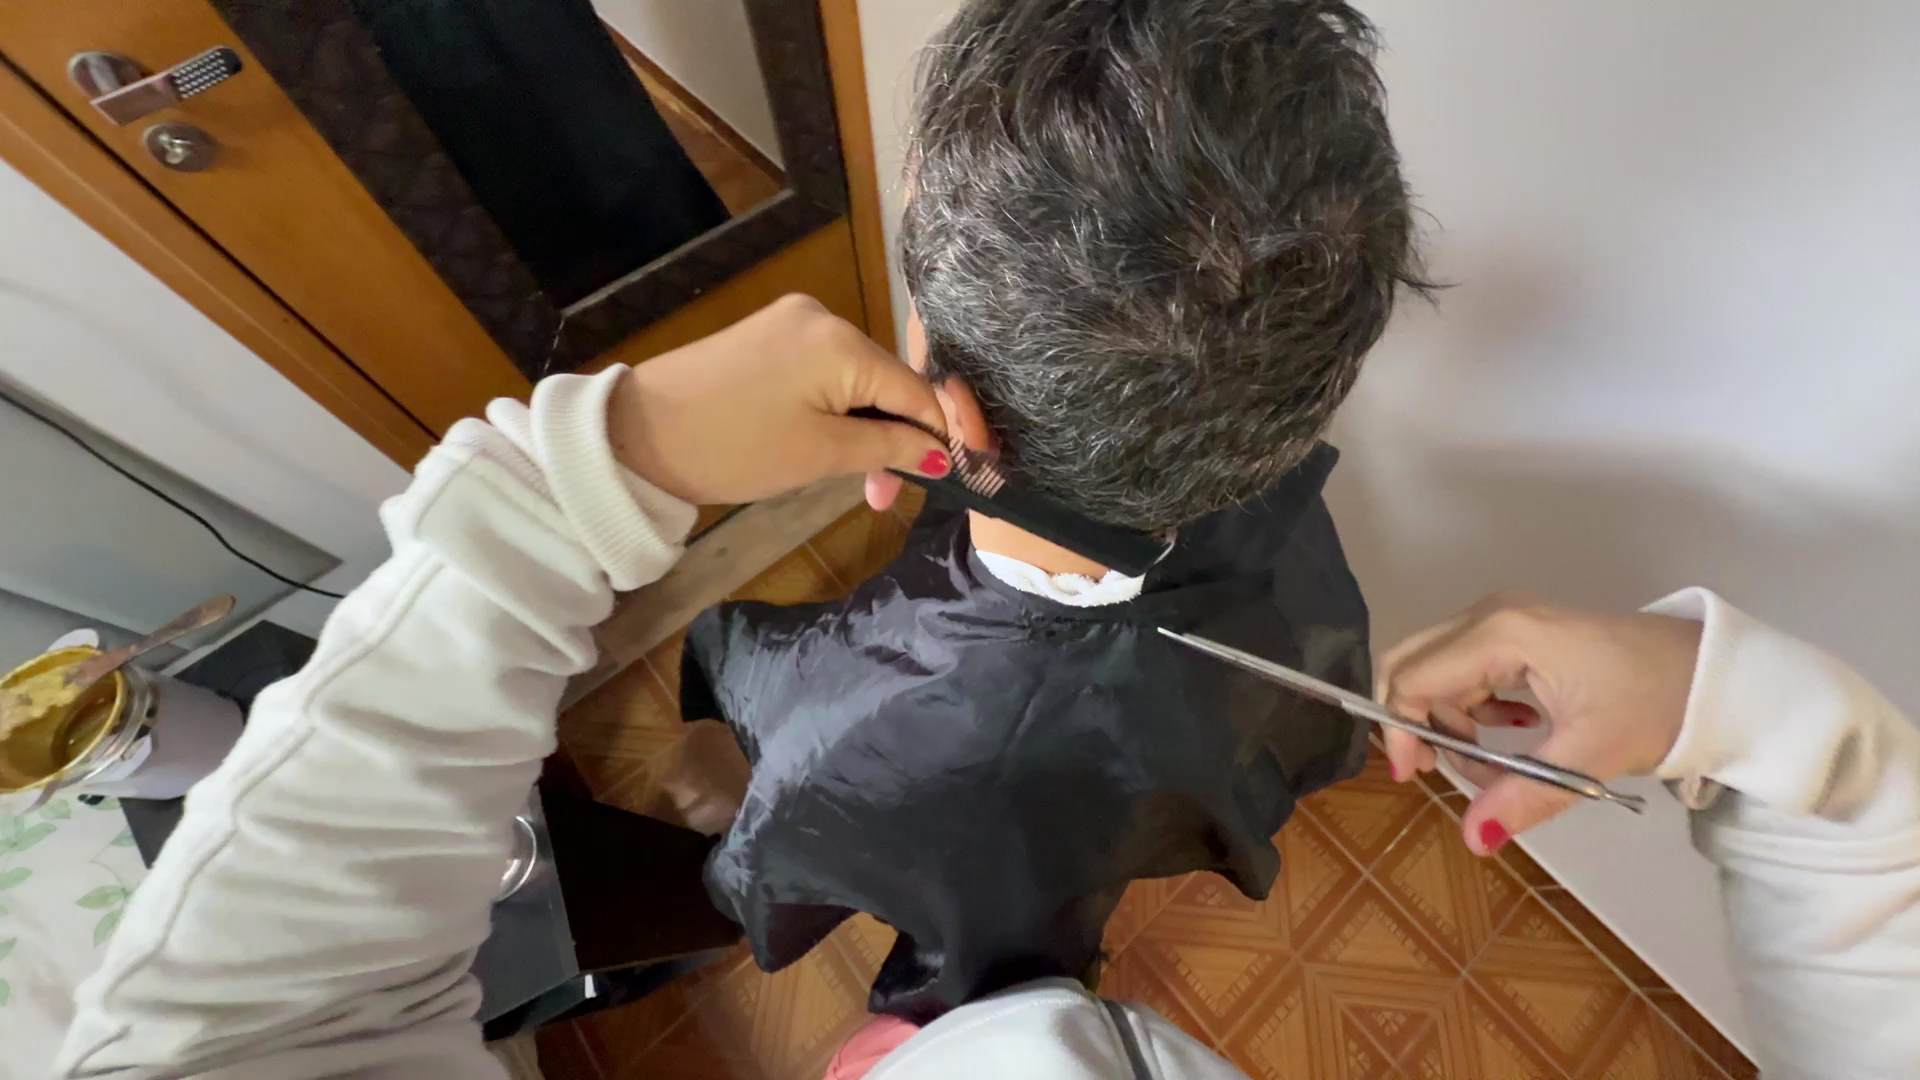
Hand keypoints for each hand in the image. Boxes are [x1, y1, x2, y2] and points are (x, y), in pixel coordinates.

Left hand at [608, 296, 950, 506]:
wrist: (634, 434)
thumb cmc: (735, 448)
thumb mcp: (821, 454)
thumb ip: (890, 447)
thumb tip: (943, 454)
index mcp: (842, 341)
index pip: (914, 389)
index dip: (933, 436)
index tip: (936, 480)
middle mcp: (823, 317)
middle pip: (884, 382)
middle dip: (890, 438)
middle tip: (880, 497)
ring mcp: (791, 322)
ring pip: (854, 380)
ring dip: (861, 429)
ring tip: (853, 478)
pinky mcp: (767, 336)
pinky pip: (823, 373)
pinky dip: (833, 410)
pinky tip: (825, 442)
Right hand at [1375, 592, 1701, 854]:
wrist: (1730, 675)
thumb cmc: (1664, 705)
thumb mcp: (1593, 755)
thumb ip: (1525, 795)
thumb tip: (1474, 841)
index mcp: (1500, 634)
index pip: (1414, 679)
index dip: (1401, 730)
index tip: (1414, 777)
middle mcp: (1486, 615)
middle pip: (1408, 662)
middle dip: (1411, 718)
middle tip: (1432, 765)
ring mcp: (1499, 616)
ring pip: (1432, 666)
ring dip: (1445, 715)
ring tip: (1491, 757)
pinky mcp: (1513, 627)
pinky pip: (1460, 664)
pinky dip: (1468, 702)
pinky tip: (1513, 725)